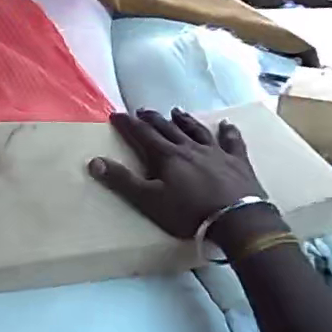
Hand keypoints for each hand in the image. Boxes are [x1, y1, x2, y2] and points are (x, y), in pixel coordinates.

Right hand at [87, 108, 268, 242]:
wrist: (237, 221)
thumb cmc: (188, 212)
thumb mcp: (149, 199)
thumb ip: (122, 180)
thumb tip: (94, 161)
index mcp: (167, 155)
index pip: (142, 134)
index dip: (127, 124)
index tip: (115, 115)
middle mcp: (190, 148)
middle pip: (167, 128)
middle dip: (153, 119)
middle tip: (142, 111)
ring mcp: (216, 153)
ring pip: (196, 131)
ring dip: (184, 120)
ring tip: (176, 111)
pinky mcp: (238, 162)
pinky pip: (232, 142)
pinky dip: (228, 132)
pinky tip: (227, 124)